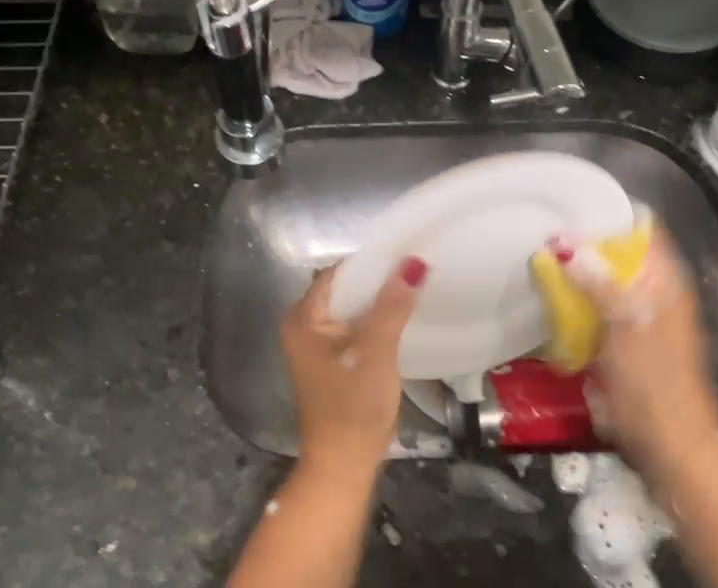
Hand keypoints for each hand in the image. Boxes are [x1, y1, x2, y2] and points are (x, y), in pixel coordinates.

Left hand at [282, 257, 426, 472]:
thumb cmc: (353, 403)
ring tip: (413, 287)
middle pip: (344, 289)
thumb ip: (393, 304)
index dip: (371, 263)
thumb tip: (413, 262)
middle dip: (377, 281)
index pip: (338, 273)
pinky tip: (400, 318)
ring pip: (351, 310)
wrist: (344, 463)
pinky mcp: (332, 362)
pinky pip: (354, 328)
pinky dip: (375, 321)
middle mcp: (303, 326)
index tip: (405, 253)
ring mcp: (316, 346)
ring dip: (378, 302)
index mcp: (303, 317)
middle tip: (415, 269)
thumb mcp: (376, 349)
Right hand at [551, 224, 717, 461]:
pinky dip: (574, 302)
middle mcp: (652, 292)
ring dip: (576, 275)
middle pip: (619, 254)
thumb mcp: (626, 325)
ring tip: (539, 260)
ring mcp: (636, 318)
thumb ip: (599, 283)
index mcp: (665, 281)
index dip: (612, 216)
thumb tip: (568, 245)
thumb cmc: (654, 380)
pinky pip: (593, 310)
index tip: (575, 207)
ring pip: (603, 282)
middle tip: (545, 233)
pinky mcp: (620, 342)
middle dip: (585, 245)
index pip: (644, 230)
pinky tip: (548, 299)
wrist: (667, 442)